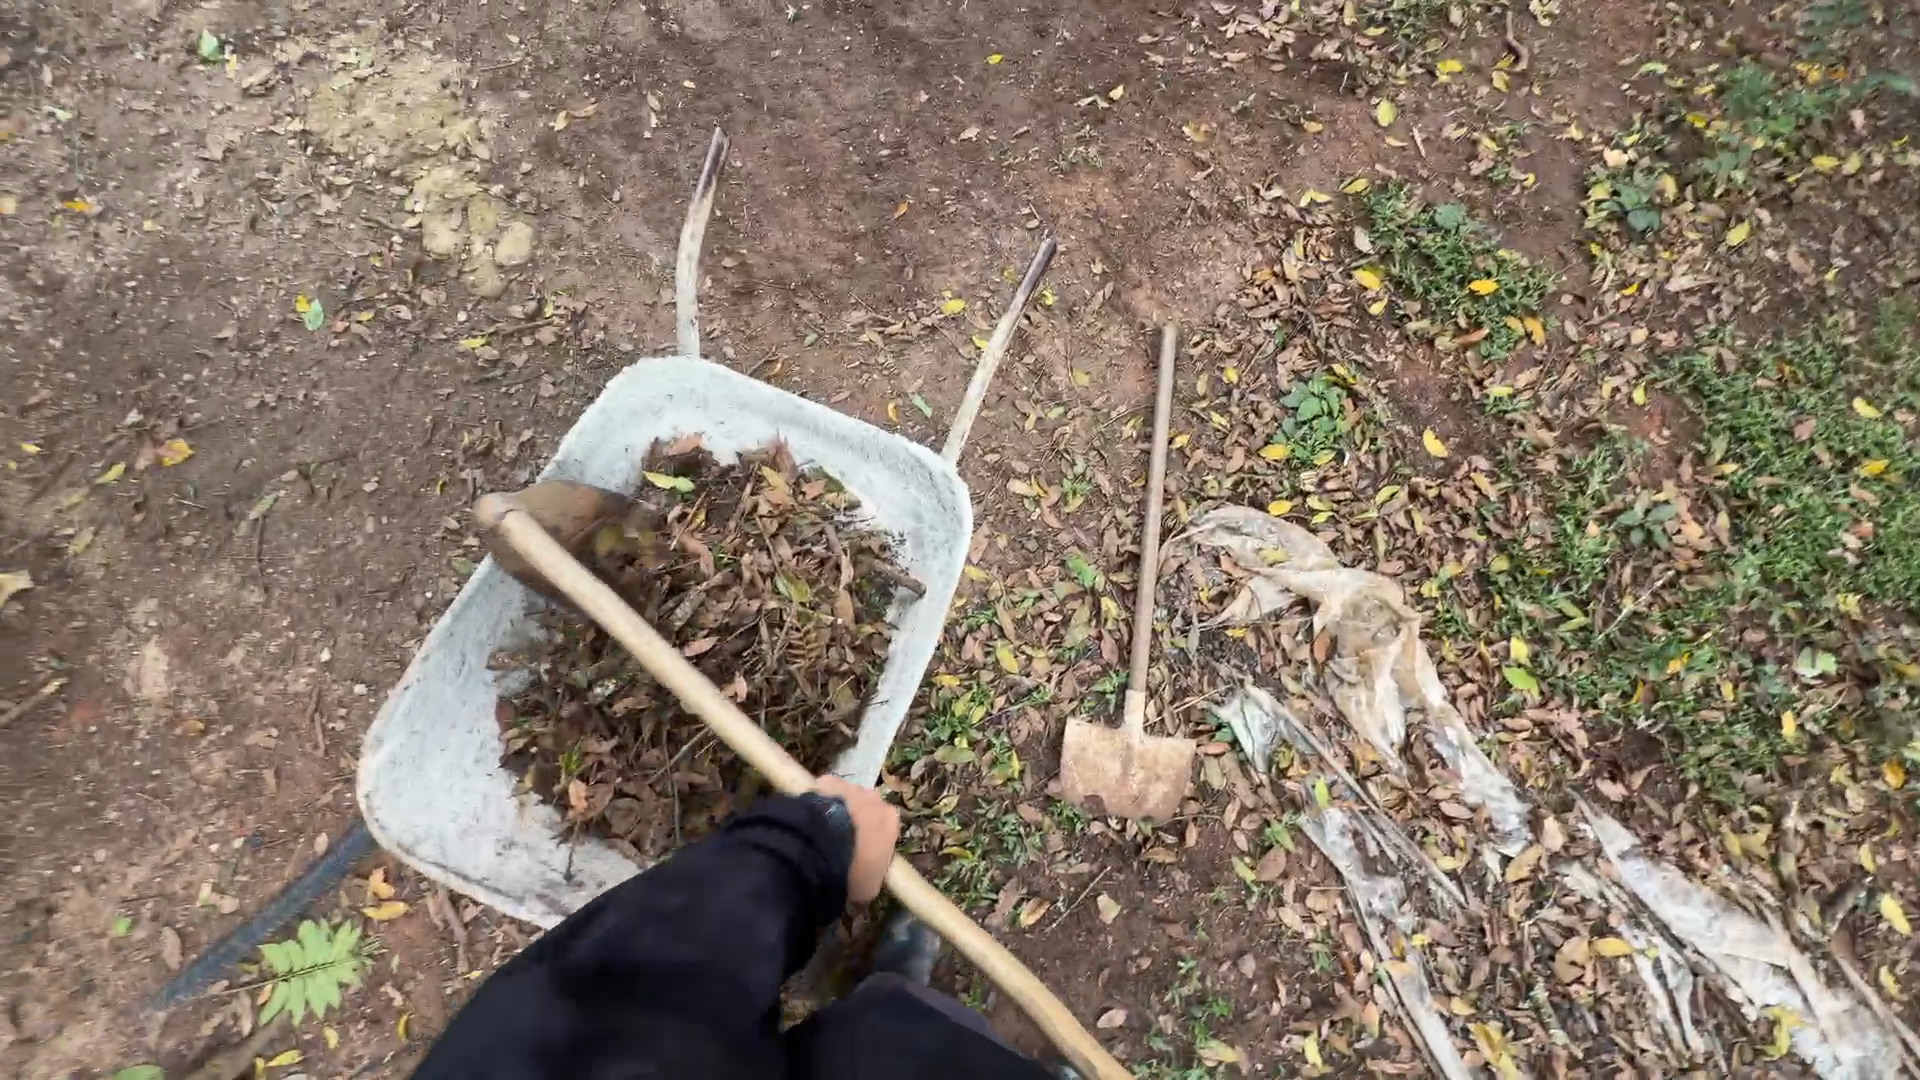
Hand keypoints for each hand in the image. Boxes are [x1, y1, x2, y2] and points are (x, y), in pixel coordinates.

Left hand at [813, 774, 898, 903]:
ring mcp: (851, 787)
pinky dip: (819, 802)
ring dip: (838, 811)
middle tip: (840, 842)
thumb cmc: (852, 871)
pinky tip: (809, 818)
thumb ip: (874, 874)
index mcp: (891, 821)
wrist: (820, 850)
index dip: (874, 839)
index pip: (886, 827)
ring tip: (821, 832)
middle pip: (867, 808)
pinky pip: (825, 791)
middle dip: (858, 820)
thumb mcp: (870, 886)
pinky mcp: (828, 781)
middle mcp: (875, 799)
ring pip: (846, 798)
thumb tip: (867, 876)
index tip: (861, 853)